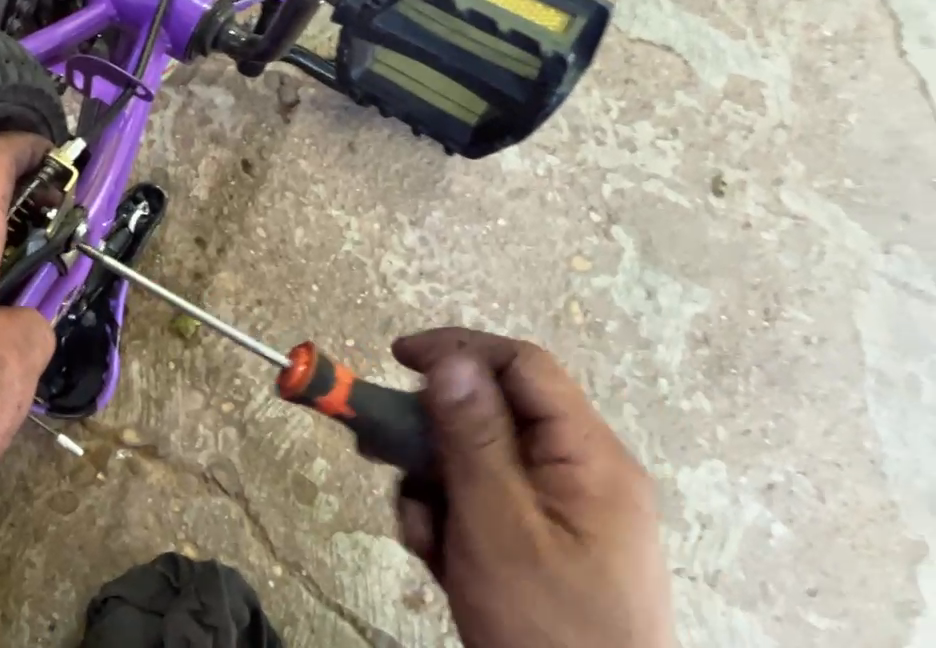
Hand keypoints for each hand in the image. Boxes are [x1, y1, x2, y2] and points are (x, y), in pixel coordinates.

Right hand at [393, 329, 673, 647]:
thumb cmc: (545, 624)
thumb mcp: (497, 525)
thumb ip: (472, 437)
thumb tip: (448, 358)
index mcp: (589, 457)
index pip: (521, 365)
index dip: (456, 350)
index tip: (393, 359)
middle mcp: (581, 471)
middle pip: (491, 412)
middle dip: (430, 432)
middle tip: (379, 451)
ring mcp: (564, 508)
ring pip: (477, 459)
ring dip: (432, 483)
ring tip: (420, 531)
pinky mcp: (544, 539)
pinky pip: (484, 499)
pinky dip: (449, 517)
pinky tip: (439, 554)